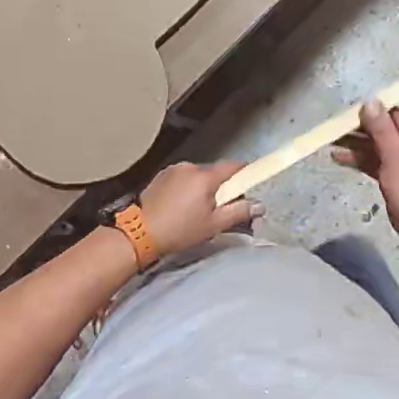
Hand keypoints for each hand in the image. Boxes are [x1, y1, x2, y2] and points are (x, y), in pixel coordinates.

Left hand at [137, 161, 261, 256]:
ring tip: (196, 209)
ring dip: (202, 186)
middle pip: (215, 171)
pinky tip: (180, 205)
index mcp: (206, 176)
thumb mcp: (213, 225)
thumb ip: (239, 212)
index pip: (234, 166)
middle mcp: (190, 167)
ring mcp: (174, 169)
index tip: (247, 186)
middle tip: (219, 207)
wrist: (138, 232)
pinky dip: (187, 187)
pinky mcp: (161, 175)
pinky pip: (183, 177)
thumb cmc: (180, 230)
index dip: (244, 173)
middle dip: (221, 185)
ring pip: (198, 174)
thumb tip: (259, 205)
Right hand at [331, 101, 398, 247]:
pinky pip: (376, 163)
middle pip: (383, 130)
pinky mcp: (396, 180)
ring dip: (356, 145)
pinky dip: (360, 160)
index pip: (392, 113)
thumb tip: (371, 100)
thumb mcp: (395, 153)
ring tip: (330, 143)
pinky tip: (340, 160)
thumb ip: (382, 128)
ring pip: (377, 148)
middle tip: (332, 128)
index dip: (371, 110)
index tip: (347, 111)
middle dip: (359, 129)